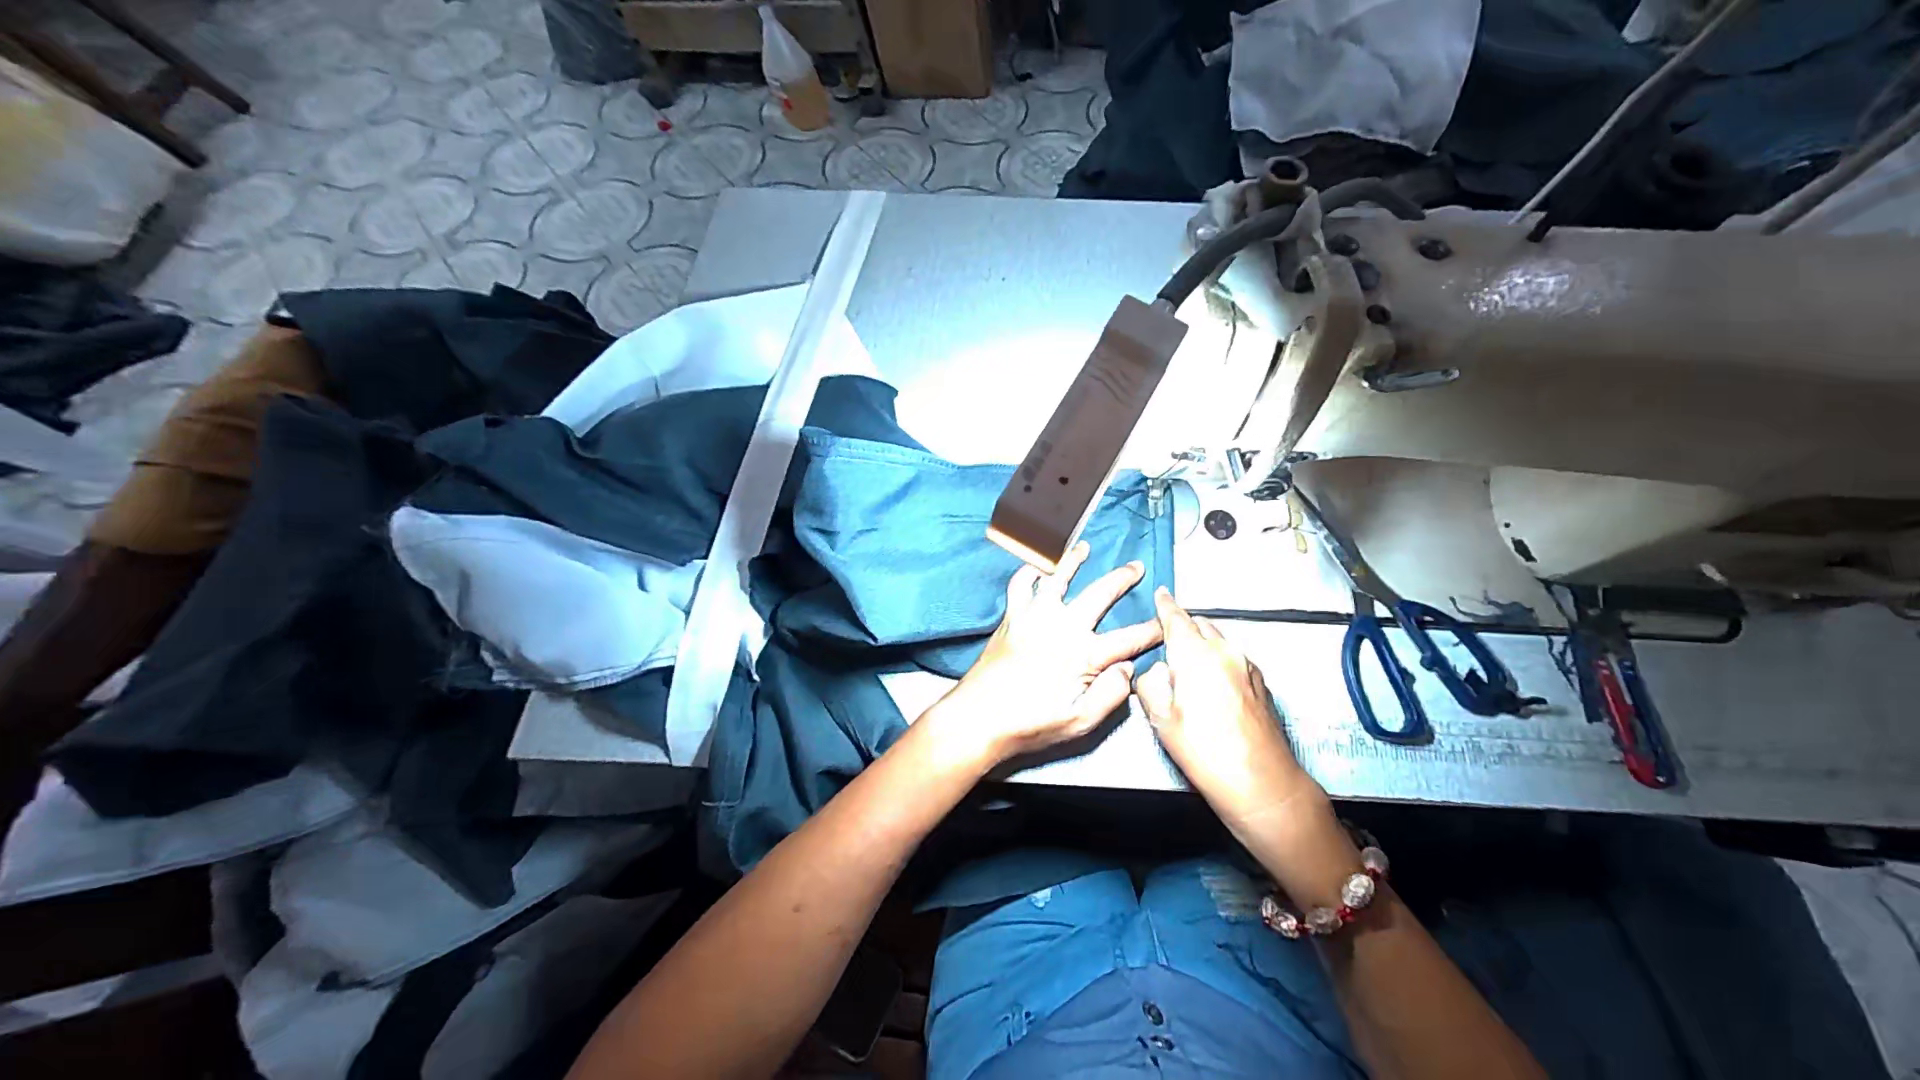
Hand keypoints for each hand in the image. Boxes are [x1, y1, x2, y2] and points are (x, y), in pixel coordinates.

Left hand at [920, 543, 1161, 767]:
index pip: (1130, 638)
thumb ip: (1110, 695)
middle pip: (1100, 593)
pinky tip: (1035, 567)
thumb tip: (1128, 669)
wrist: (978, 716)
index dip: (1153, 629)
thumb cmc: (1029, 723)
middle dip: (1122, 578)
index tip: (1166, 621)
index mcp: (1084, 654)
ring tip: (1083, 548)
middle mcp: (1062, 626)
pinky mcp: (1012, 617)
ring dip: (1073, 560)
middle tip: (1136, 567)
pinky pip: (1021, 585)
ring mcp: (1034, 617)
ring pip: (1058, 578)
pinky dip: (1029, 571)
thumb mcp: (1079, 722)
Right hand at [1134, 588, 1326, 830]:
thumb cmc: (1208, 754)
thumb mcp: (1161, 719)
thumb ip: (1150, 683)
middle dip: (1182, 627)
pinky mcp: (1262, 683)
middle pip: (1199, 625)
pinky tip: (1212, 686)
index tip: (1161, 594)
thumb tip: (1157, 670)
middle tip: (1167, 642)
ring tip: (1188, 667)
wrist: (1263, 783)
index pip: (1176, 618)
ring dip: (1202, 644)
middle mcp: (1226, 653)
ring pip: (1219, 641)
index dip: (1165, 605)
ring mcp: (1248, 666)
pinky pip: (1233, 659)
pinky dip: (1219, 661)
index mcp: (1196, 656)